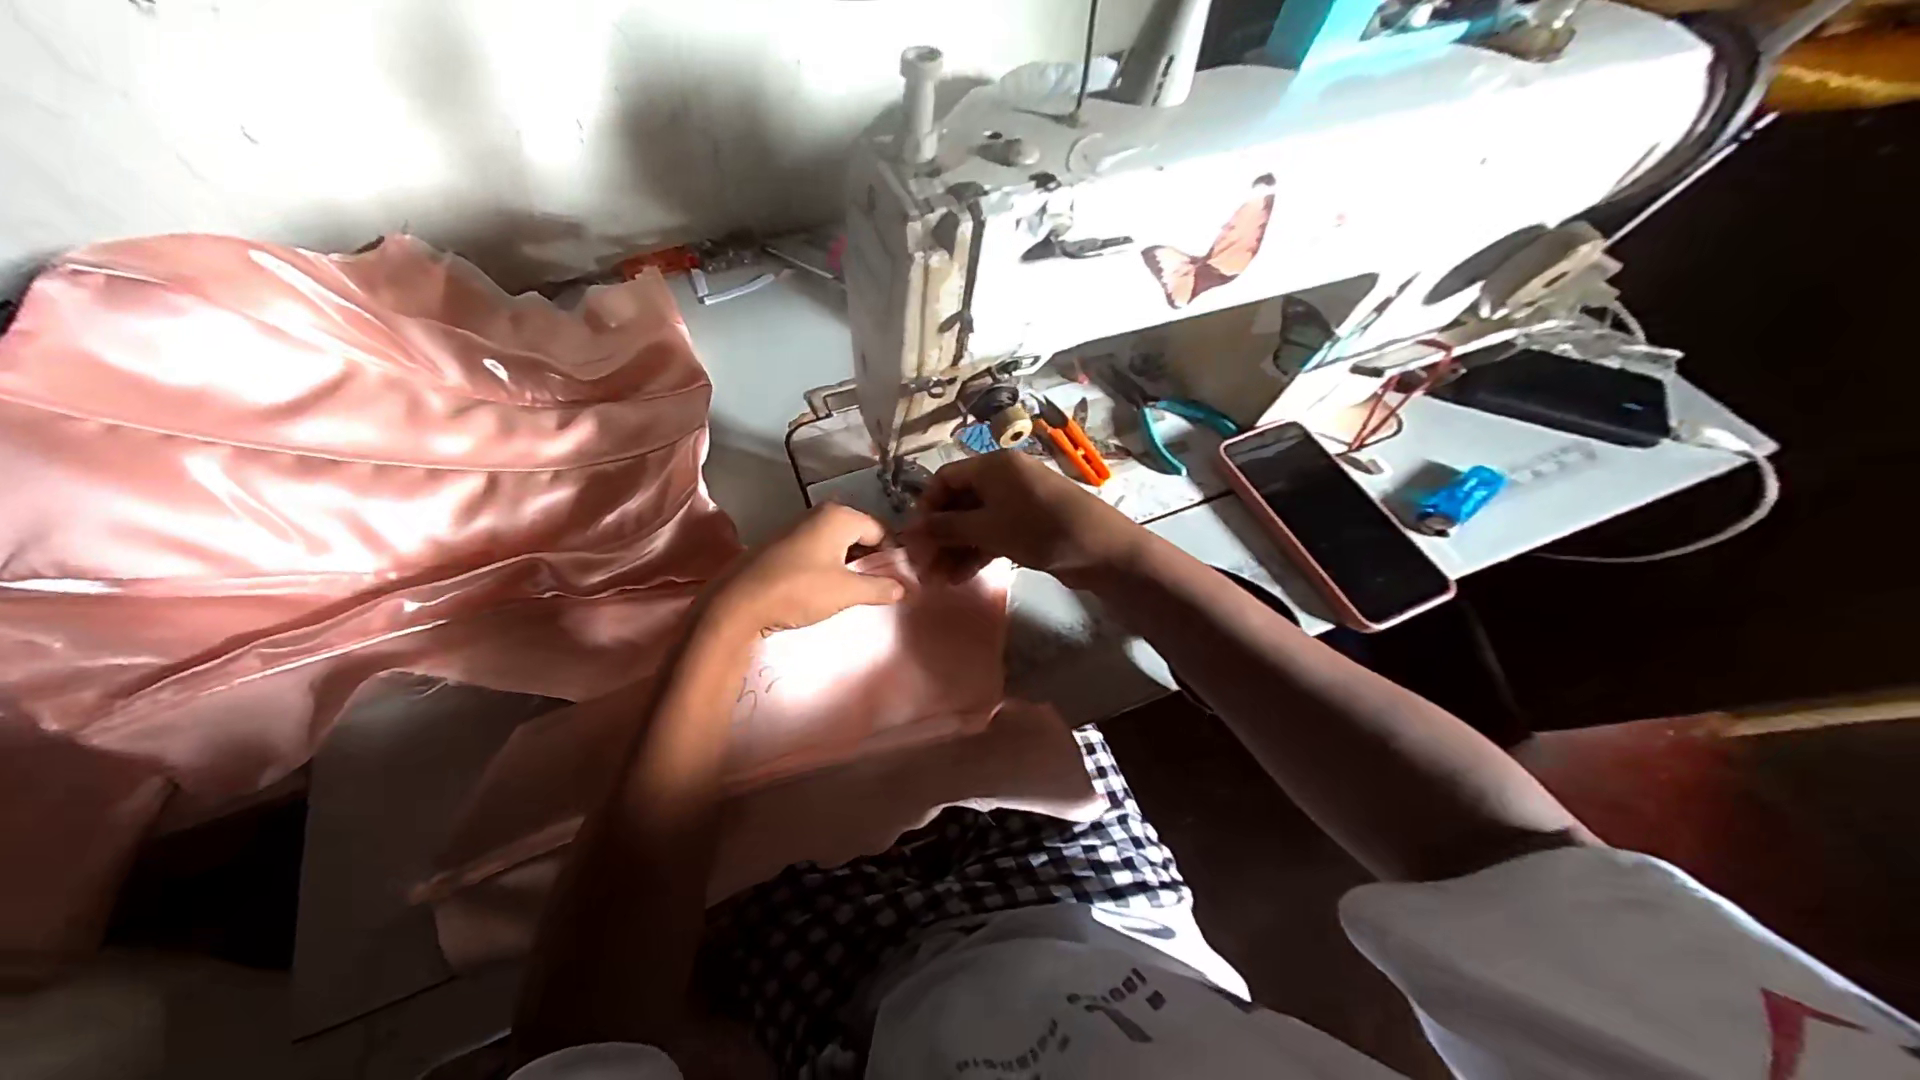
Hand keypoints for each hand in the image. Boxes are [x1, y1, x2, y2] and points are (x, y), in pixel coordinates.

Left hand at [705, 503, 904, 636]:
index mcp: (839, 516)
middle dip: (871, 560)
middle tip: (879, 588)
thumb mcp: (847, 592)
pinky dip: (829, 567)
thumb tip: (903, 588)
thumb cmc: (799, 590)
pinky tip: (827, 589)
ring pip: (838, 543)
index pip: (881, 531)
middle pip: (860, 534)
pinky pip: (818, 551)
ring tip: (854, 592)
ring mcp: (798, 528)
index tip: (898, 581)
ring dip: (850, 565)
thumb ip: (880, 587)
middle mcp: (820, 514)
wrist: (738, 604)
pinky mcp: (782, 546)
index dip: (892, 556)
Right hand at [903, 451, 1146, 586]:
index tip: (914, 539)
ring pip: (975, 523)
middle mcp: (1003, 478)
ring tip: (940, 581)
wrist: (1101, 549)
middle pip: (958, 503)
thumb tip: (909, 529)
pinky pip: (993, 534)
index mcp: (992, 465)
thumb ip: (946, 528)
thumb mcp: (987, 529)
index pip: (944, 479)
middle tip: (924, 569)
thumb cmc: (1039, 529)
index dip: (926, 509)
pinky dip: (977, 552)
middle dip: (939, 536)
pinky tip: (962, 577)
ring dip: (955, 550)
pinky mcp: (1028, 524)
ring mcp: (1017, 502)